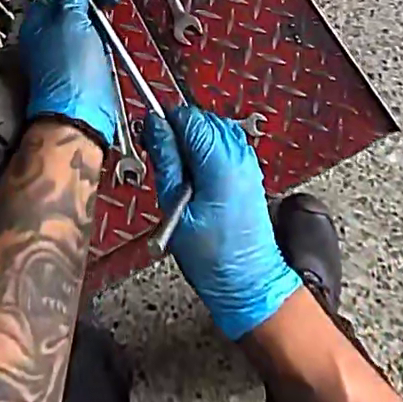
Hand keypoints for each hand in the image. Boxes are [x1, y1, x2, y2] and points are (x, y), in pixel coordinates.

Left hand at [16, 0, 121, 148]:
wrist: (79, 117)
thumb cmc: (70, 72)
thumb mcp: (72, 21)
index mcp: (39, 15)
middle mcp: (48, 28)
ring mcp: (65, 45)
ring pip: (83, 12)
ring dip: (97, 6)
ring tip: (109, 13)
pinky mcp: (81, 60)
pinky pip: (91, 32)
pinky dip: (101, 26)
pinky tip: (109, 33)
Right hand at [143, 105, 300, 339]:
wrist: (251, 285)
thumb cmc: (214, 256)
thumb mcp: (175, 205)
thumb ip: (165, 159)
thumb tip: (154, 125)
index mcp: (220, 161)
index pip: (188, 116)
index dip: (165, 123)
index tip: (151, 138)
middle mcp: (238, 156)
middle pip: (200, 119)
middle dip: (177, 131)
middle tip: (161, 158)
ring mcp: (247, 163)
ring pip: (210, 128)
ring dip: (190, 140)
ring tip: (178, 170)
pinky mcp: (248, 172)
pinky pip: (221, 143)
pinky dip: (204, 150)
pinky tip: (195, 175)